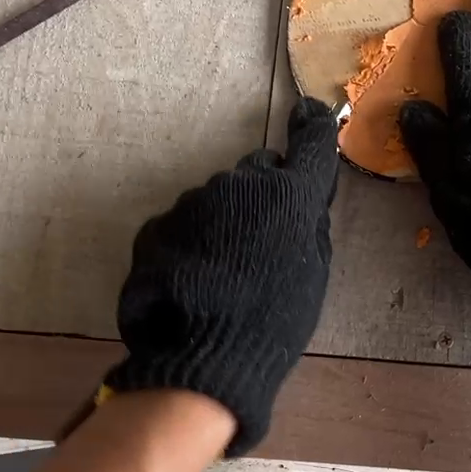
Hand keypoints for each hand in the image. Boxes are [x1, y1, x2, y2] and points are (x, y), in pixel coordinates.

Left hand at [104, 97, 338, 455]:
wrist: (202, 356)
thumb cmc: (274, 320)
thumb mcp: (312, 273)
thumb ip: (309, 224)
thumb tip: (302, 196)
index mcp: (289, 194)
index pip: (311, 145)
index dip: (313, 128)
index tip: (309, 115)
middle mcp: (241, 184)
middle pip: (257, 173)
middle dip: (262, 195)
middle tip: (261, 240)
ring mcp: (193, 202)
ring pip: (217, 199)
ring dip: (222, 222)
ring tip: (220, 272)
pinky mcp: (157, 225)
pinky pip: (183, 223)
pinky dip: (189, 241)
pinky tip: (192, 278)